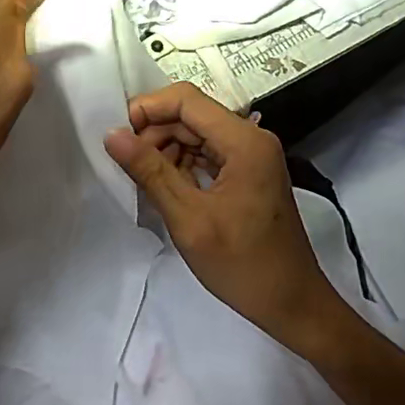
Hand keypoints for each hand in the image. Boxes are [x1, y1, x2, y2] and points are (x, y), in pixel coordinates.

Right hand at [103, 82, 341, 344]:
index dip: (147, 109)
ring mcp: (251, 155)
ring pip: (196, 133)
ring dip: (166, 149)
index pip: (186, 99)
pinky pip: (207, 153)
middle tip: (127, 166)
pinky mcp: (248, 172)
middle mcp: (251, 138)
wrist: (292, 304)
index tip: (117, 136)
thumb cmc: (242, 264)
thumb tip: (112, 135)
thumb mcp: (188, 218)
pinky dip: (182, 163)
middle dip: (154, 133)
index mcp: (243, 141)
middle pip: (191, 114)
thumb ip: (149, 171)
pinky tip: (164, 186)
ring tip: (143, 181)